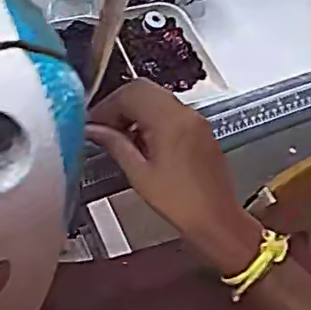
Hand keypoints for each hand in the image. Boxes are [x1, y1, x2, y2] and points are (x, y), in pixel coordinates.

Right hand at [85, 80, 264, 274]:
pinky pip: (170, 110)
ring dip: (134, 110)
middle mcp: (185, 114)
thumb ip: (115, 145)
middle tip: (103, 126)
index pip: (130, 94)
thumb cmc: (181, 203)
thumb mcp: (139, 175)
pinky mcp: (200, 130)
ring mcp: (195, 120)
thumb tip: (95, 131)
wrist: (217, 220)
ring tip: (119, 136)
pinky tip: (141, 141)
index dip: (106, 106)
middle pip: (143, 89)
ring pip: (157, 97)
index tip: (93, 123)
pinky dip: (151, 117)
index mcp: (170, 121)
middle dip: (119, 104)